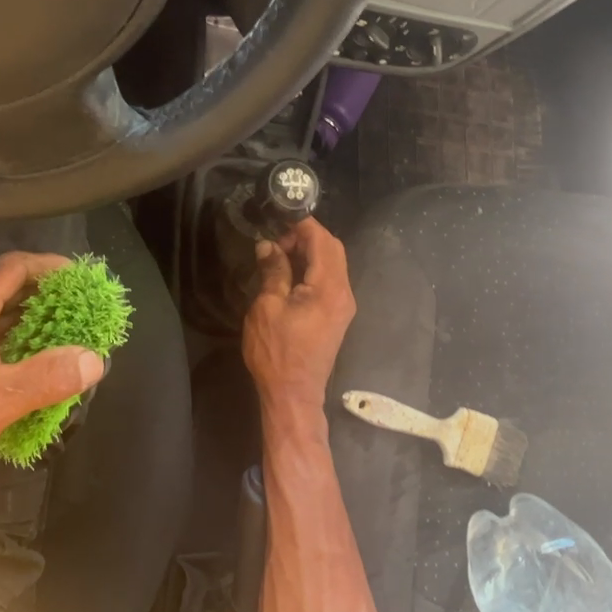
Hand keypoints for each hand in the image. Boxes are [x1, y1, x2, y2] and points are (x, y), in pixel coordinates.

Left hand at [0, 252, 105, 484]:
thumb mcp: (0, 402)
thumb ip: (49, 376)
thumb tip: (95, 360)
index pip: (14, 267)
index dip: (50, 266)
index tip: (78, 277)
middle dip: (39, 293)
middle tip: (73, 310)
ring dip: (17, 314)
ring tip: (50, 335)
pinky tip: (9, 359)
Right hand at [243, 218, 355, 413]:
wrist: (293, 394)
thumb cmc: (277, 351)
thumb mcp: (268, 306)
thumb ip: (273, 271)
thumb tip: (269, 245)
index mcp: (329, 288)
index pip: (323, 241)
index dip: (303, 224)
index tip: (279, 217)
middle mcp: (343, 293)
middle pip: (333, 250)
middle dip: (307, 236)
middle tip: (277, 236)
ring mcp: (343, 306)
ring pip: (332, 264)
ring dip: (308, 252)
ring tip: (279, 251)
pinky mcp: (336, 315)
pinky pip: (329, 279)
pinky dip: (311, 267)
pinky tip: (289, 271)